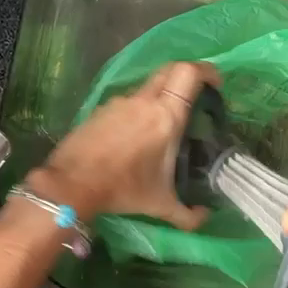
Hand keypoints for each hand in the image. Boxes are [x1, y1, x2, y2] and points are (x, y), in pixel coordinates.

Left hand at [28, 62, 215, 229]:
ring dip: (161, 96)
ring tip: (165, 123)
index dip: (207, 71)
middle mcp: (144, 102)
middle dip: (187, 76)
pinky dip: (139, 110)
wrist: (71, 184)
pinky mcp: (102, 109)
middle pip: (170, 70)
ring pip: (148, 88)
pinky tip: (136, 135)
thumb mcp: (160, 204)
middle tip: (196, 94)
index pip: (189, 74)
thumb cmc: (122, 189)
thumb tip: (204, 218)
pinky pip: (128, 102)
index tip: (216, 83)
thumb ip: (187, 215)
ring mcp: (120, 102)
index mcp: (166, 116)